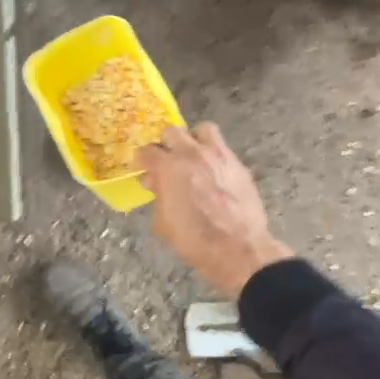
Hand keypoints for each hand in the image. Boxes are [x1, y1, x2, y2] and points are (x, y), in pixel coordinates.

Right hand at [136, 123, 293, 297]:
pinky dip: (213, 155)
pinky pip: (222, 148)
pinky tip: (213, 173)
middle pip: (172, 132)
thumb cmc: (194, 240)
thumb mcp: (164, 223)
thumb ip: (158, 197)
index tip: (143, 168)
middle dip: (166, 145)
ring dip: (193, 140)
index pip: (147, 152)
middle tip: (167, 161)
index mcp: (169, 168)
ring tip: (193, 157)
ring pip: (202, 130)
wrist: (238, 248)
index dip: (142, 160)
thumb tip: (154, 182)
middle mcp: (193, 154)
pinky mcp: (238, 164)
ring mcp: (219, 155)